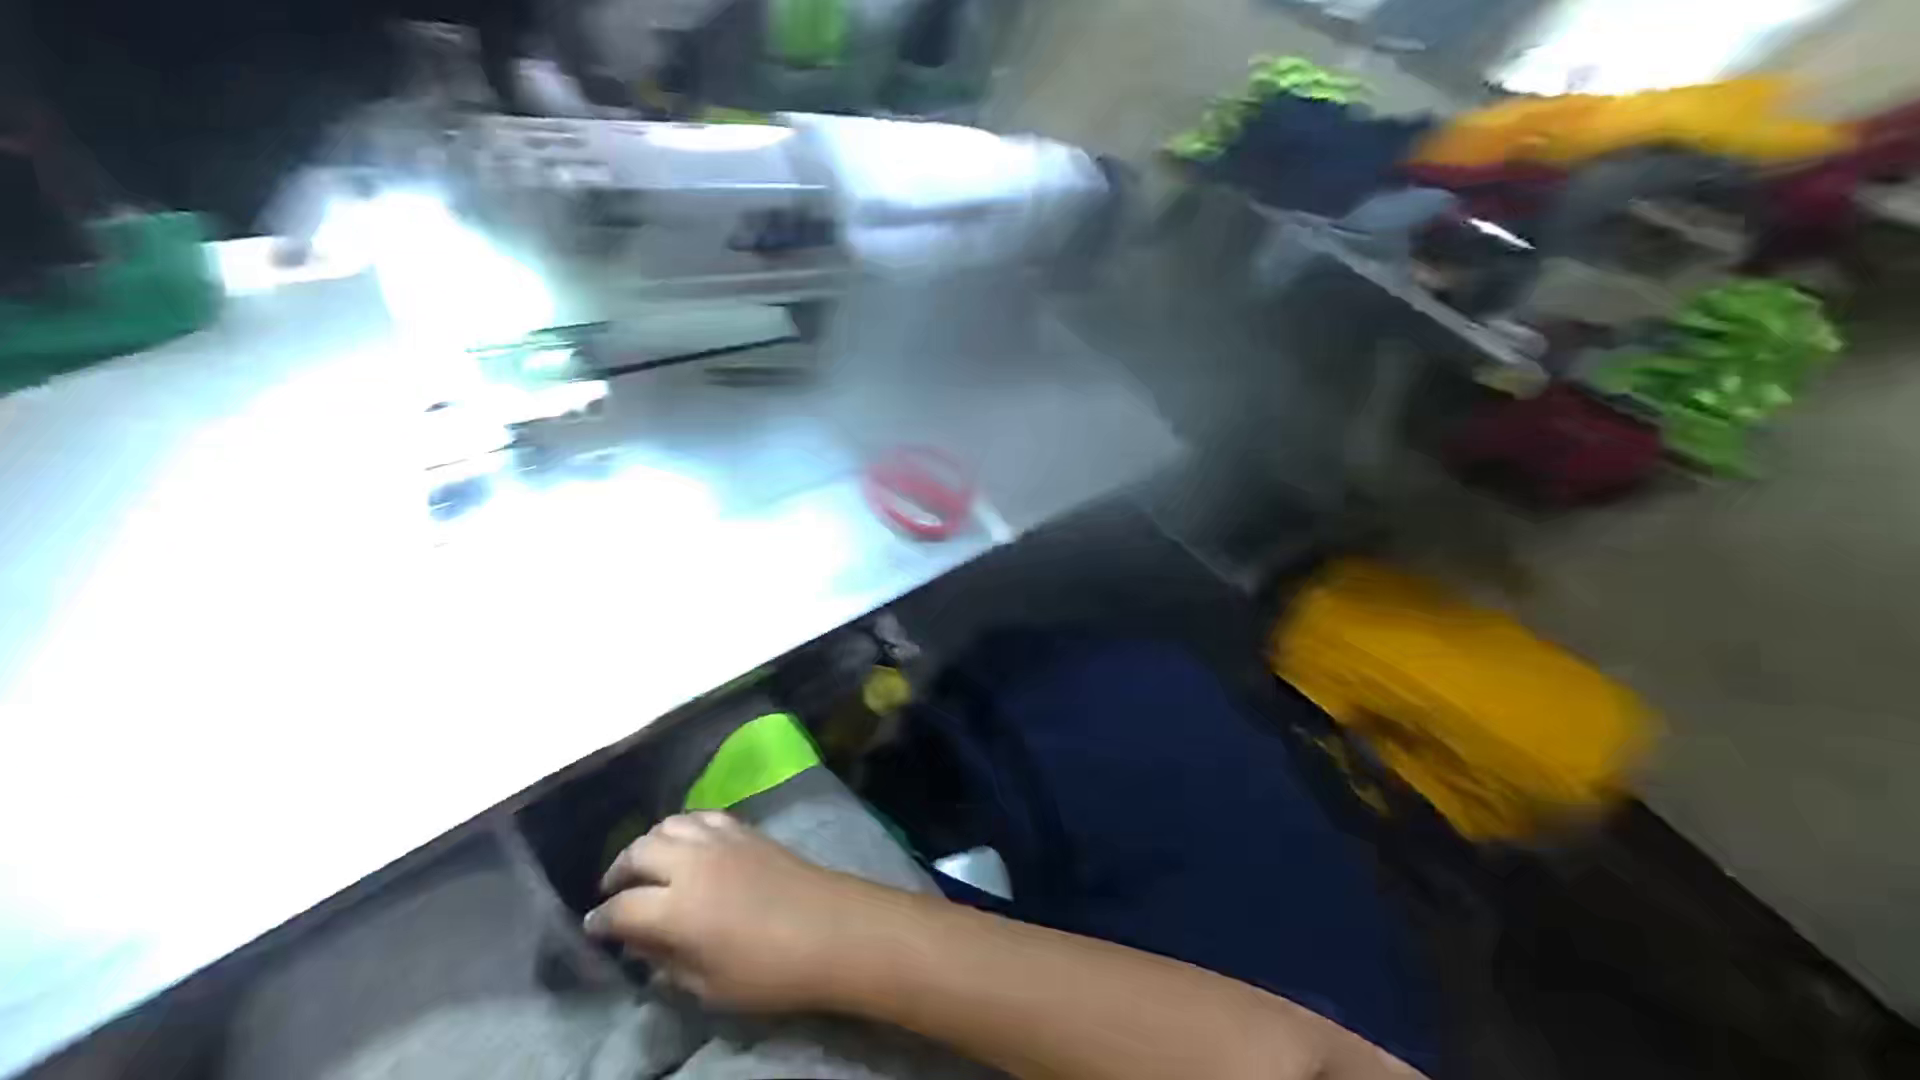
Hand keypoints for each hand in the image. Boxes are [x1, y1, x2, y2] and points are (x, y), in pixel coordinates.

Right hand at [584, 811, 900, 1011]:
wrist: (830, 928)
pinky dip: (684, 826)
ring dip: (650, 843)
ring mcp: (721, 840)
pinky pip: (702, 816)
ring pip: (669, 824)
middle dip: (619, 871)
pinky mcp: (746, 828)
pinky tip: (687, 843)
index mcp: (675, 909)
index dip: (601, 921)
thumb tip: (638, 942)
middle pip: (639, 852)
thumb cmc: (768, 971)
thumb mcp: (706, 985)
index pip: (621, 909)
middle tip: (616, 891)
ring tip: (647, 864)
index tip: (593, 929)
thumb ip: (665, 961)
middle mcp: (691, 864)